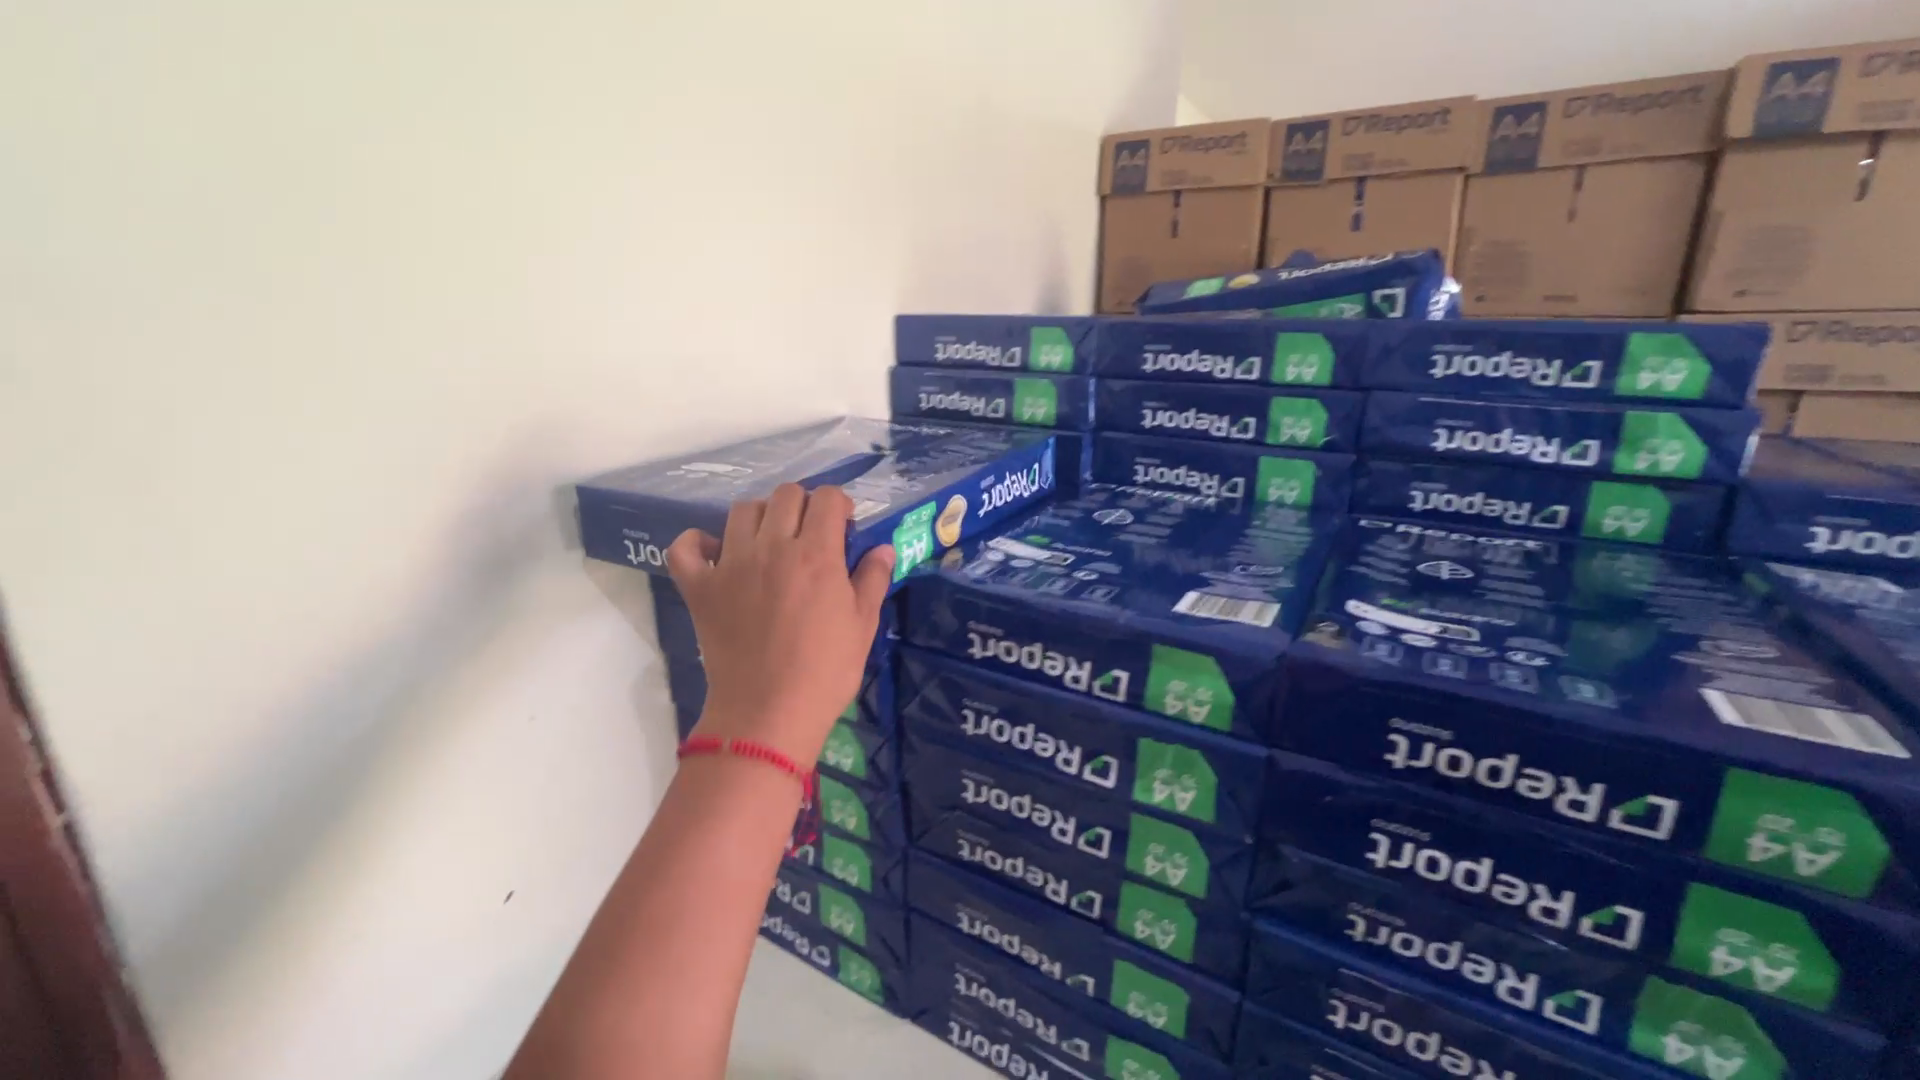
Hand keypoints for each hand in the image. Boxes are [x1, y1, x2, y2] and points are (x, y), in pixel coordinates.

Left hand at [665, 484, 893, 765]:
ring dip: (761, 517)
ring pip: (742, 510)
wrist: (769, 713)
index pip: (828, 499)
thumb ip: (872, 579)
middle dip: (805, 505)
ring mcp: (730, 565)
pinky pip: (686, 547)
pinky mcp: (700, 587)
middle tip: (811, 535)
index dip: (840, 506)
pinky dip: (698, 543)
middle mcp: (772, 547)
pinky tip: (716, 554)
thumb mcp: (863, 626)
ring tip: (770, 542)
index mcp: (816, 554)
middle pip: (786, 495)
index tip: (845, 528)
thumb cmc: (825, 672)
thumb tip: (882, 549)